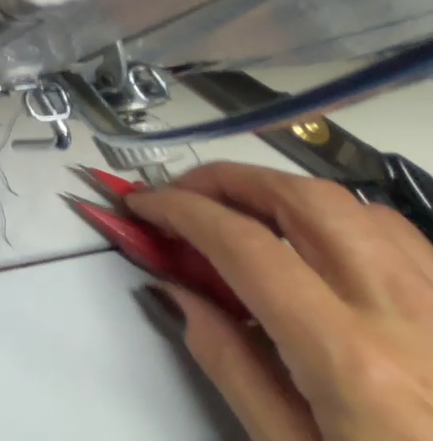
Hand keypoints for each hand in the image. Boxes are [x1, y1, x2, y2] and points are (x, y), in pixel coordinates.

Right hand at [128, 161, 432, 440]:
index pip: (243, 243)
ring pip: (361, 211)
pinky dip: (348, 224)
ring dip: (286, 196)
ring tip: (246, 216)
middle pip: (306, 202)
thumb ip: (231, 365)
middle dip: (228, 180)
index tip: (141, 206)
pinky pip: (409, 242)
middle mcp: (409, 318)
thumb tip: (179, 292)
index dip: (179, 208)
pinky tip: (320, 249)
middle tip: (184, 195)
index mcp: (349, 358)